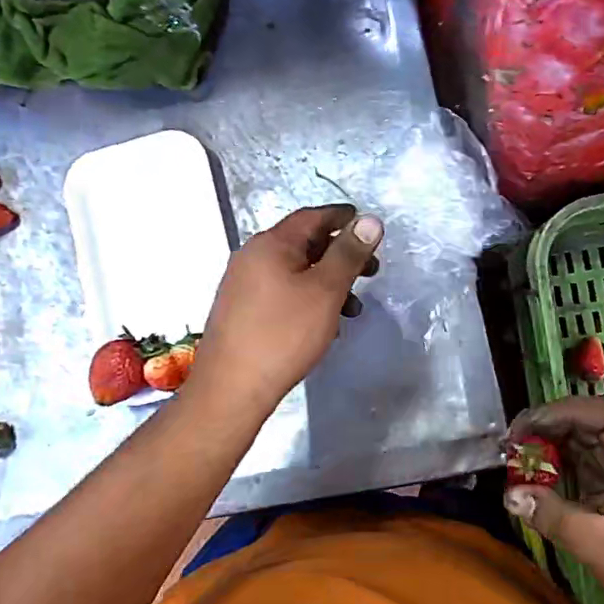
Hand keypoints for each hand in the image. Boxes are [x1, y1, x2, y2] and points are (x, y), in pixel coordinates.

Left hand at [186, 204, 382, 409]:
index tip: (369, 227)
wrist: (232, 387)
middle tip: (371, 271)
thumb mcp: (325, 290)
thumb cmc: (283, 334)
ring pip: (295, 272)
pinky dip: (308, 299)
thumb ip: (349, 253)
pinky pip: (283, 293)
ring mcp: (243, 285)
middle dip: (341, 255)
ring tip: (352, 309)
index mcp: (270, 244)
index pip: (312, 217)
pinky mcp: (242, 312)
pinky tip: (324, 325)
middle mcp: (252, 257)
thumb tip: (370, 220)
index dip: (343, 219)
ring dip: (328, 283)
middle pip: (304, 244)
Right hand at [505, 396, 603, 603]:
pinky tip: (541, 470)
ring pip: (590, 435)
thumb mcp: (596, 546)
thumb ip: (551, 515)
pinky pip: (589, 457)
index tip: (528, 427)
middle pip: (596, 418)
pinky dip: (562, 457)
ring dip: (555, 438)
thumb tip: (510, 493)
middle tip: (517, 439)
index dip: (564, 411)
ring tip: (521, 452)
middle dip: (553, 421)